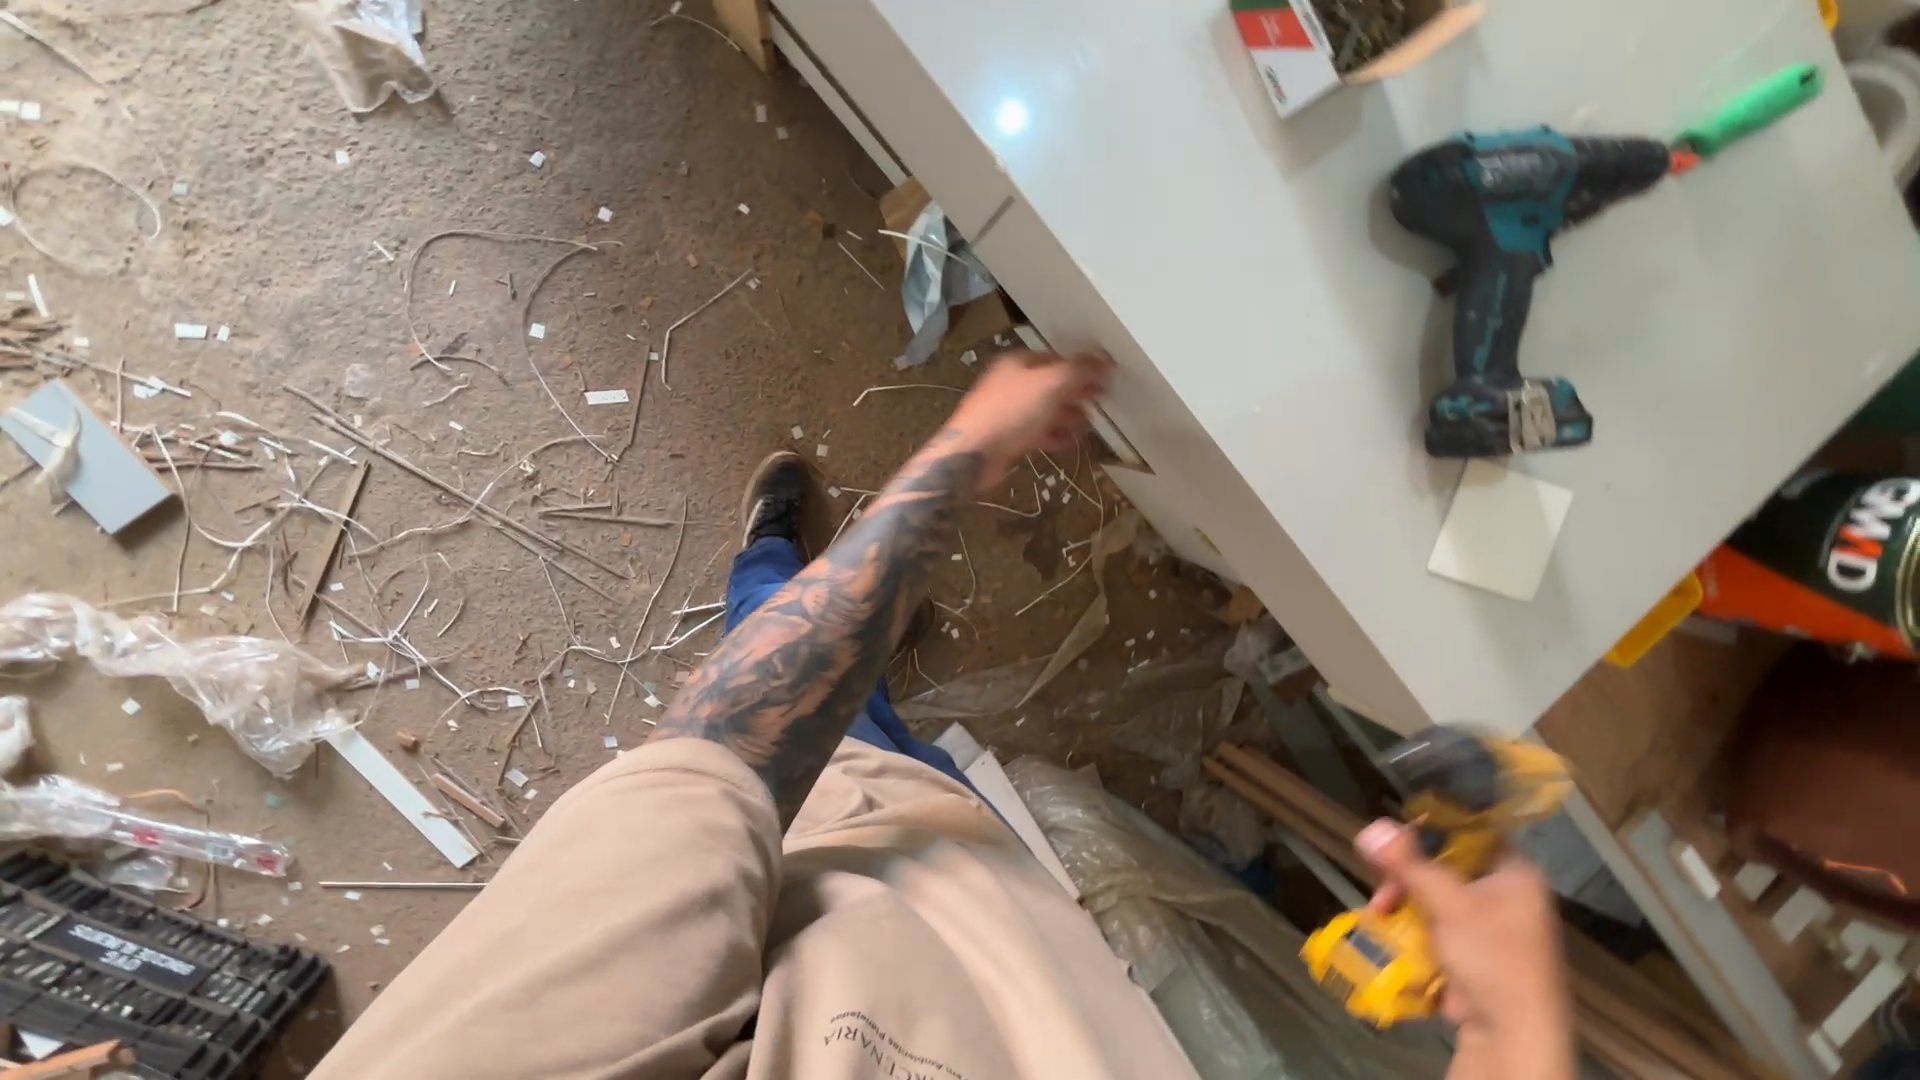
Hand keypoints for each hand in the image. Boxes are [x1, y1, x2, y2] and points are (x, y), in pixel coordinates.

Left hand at [941, 349, 1112, 493]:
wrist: (973, 452)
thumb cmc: (1012, 411)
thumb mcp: (1051, 383)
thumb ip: (1080, 369)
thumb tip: (1106, 359)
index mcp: (1019, 362)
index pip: (1057, 359)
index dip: (1083, 368)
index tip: (1106, 379)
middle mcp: (1012, 383)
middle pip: (1053, 385)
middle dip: (1078, 393)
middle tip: (1102, 403)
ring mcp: (1008, 411)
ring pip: (1046, 410)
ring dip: (1069, 417)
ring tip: (1088, 427)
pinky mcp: (1007, 437)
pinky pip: (1037, 432)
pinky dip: (1054, 436)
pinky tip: (1069, 444)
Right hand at [1356, 820, 1574, 1079]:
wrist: (1511, 1035)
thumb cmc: (1492, 958)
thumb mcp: (1447, 903)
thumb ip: (1408, 863)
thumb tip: (1370, 826)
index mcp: (1515, 874)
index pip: (1470, 831)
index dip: (1432, 828)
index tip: (1396, 835)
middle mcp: (1506, 893)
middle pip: (1445, 863)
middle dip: (1406, 873)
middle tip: (1383, 882)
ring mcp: (1490, 923)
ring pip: (1434, 892)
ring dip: (1403, 899)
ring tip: (1379, 911)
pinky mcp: (1472, 948)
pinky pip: (1435, 920)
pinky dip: (1412, 921)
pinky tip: (1389, 927)